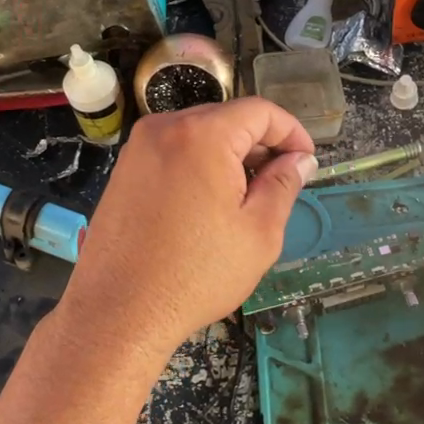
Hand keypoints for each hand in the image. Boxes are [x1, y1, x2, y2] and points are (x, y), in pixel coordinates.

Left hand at [53, 98, 316, 359]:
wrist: (118, 313)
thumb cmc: (196, 274)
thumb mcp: (258, 232)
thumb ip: (283, 185)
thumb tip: (300, 161)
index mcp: (202, 135)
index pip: (259, 111)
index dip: (291, 132)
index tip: (305, 162)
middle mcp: (164, 127)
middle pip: (227, 118)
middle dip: (260, 145)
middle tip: (279, 185)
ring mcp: (138, 148)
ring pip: (199, 135)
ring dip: (229, 157)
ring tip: (244, 201)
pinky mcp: (123, 171)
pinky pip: (173, 152)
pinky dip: (199, 166)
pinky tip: (207, 207)